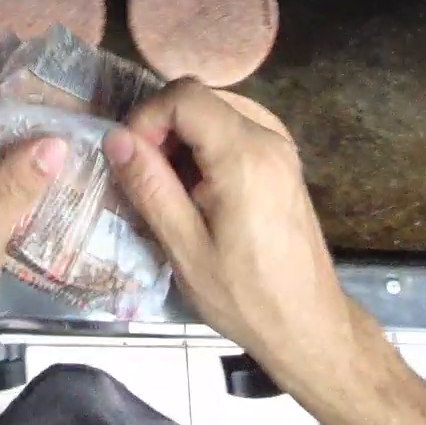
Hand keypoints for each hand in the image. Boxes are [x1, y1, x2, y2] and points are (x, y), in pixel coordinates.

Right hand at [105, 79, 378, 402]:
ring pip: (215, 108)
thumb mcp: (185, 248)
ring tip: (170, 184)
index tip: (133, 159)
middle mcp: (268, 137)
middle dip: (162, 125)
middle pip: (199, 97)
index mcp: (245, 155)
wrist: (310, 327)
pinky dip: (205, 141)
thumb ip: (150, 186)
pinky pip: (234, 126)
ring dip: (182, 134)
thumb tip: (115, 138)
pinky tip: (198, 184)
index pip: (184, 96)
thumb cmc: (245, 296)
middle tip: (147, 175)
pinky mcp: (282, 159)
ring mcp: (280, 146)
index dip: (147, 117)